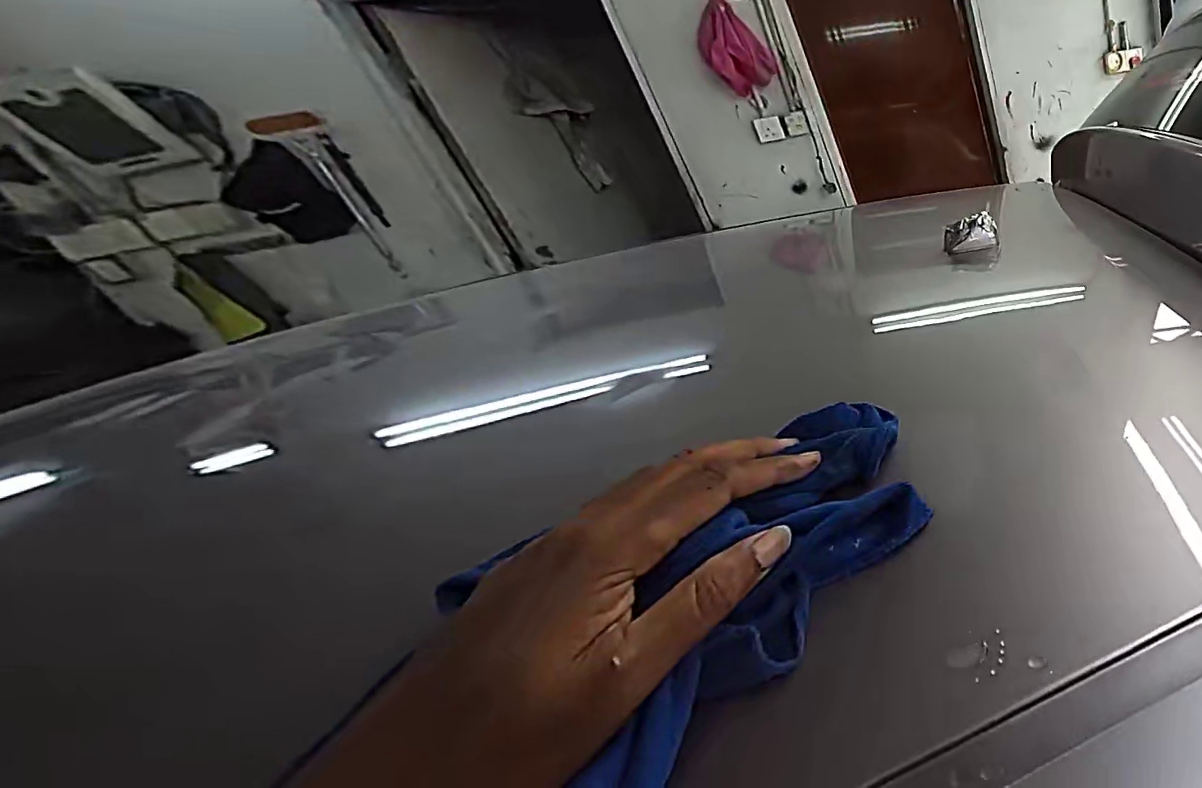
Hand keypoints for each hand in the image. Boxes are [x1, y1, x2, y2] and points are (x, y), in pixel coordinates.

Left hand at [295, 438, 819, 787]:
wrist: (391, 776)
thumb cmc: (517, 738)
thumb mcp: (625, 677)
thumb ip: (702, 599)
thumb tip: (771, 539)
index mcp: (608, 546)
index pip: (706, 487)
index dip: (764, 469)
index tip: (809, 459)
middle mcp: (583, 525)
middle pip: (678, 467)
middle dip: (742, 452)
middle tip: (792, 447)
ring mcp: (556, 538)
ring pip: (648, 478)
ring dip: (706, 464)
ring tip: (750, 465)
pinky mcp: (539, 558)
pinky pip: (621, 499)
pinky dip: (669, 485)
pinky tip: (677, 502)